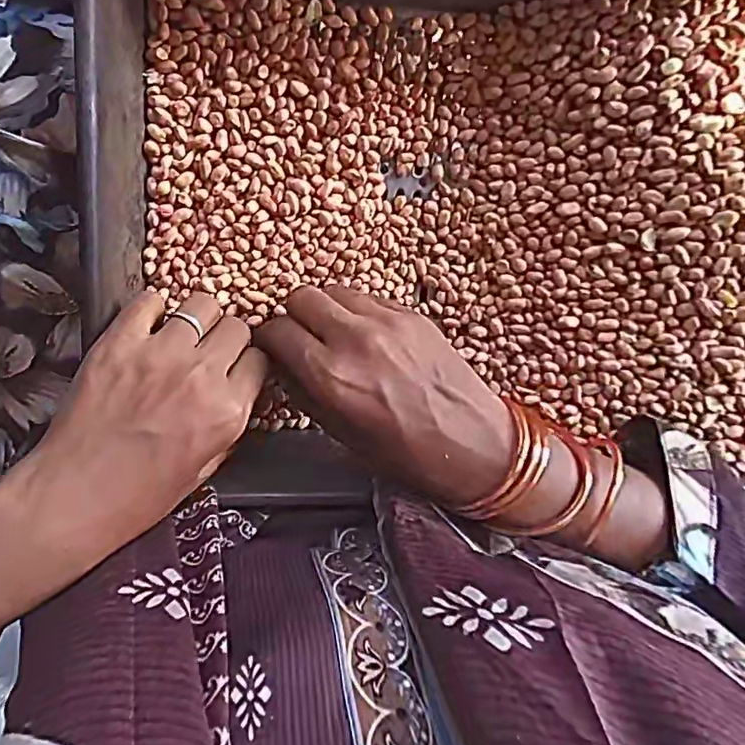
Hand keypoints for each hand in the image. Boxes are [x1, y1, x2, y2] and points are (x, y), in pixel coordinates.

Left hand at [11, 290, 267, 557]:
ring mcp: (160, 354)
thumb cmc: (135, 497)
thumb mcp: (202, 471)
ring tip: (179, 334)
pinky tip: (147, 324)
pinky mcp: (120, 342)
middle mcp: (201, 376)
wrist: (73, 497)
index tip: (234, 366)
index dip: (246, 363)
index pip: (258, 360)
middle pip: (236, 327)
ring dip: (196, 318)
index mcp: (227, 412)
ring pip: (201, 304)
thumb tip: (233, 395)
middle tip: (207, 349)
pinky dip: (152, 308)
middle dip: (226, 337)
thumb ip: (226, 426)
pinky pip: (150, 300)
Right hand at [253, 286, 513, 507]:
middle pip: (301, 297)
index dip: (269, 339)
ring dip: (325, 308)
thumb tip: (281, 364)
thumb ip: (303, 392)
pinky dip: (356, 312)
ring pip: (333, 290)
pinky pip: (367, 298)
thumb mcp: (341, 433)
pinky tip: (365, 335)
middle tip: (300, 336)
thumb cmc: (407, 454)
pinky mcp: (412, 315)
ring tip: (333, 333)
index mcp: (331, 376)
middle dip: (293, 316)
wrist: (476, 446)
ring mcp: (387, 322)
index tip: (273, 346)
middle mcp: (355, 340)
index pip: (277, 331)